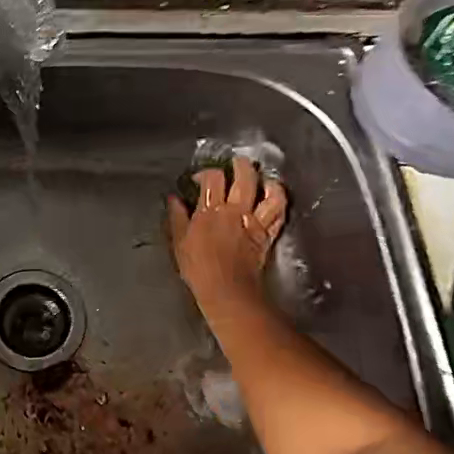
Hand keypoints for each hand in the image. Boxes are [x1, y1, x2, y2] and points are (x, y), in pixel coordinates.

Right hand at [166, 154, 287, 312]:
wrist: (225, 290)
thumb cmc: (198, 268)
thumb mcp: (179, 242)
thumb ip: (177, 217)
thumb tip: (174, 199)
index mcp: (210, 211)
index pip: (212, 179)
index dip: (205, 173)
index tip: (199, 179)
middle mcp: (234, 211)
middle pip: (244, 178)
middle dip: (241, 165)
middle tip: (236, 163)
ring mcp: (253, 222)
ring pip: (269, 193)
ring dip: (268, 181)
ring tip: (263, 178)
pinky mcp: (266, 235)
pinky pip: (278, 214)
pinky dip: (279, 202)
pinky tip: (274, 198)